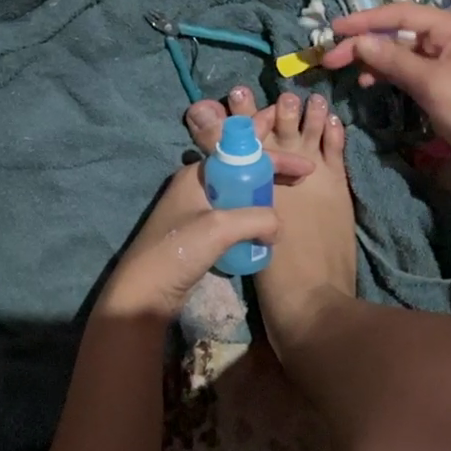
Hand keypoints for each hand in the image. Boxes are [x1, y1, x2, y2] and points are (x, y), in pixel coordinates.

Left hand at [98, 162, 287, 320]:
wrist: (145, 295)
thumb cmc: (177, 252)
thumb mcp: (221, 227)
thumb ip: (258, 218)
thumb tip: (277, 227)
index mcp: (196, 174)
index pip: (243, 155)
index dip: (277, 159)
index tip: (306, 169)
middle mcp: (196, 188)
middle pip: (243, 174)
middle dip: (272, 179)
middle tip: (300, 186)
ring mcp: (196, 213)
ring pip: (240, 200)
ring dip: (263, 205)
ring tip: (285, 214)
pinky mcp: (199, 237)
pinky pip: (233, 222)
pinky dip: (251, 225)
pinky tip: (265, 236)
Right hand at [320, 3, 450, 180]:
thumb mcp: (430, 82)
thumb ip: (393, 59)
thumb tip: (359, 42)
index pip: (401, 15)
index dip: (365, 20)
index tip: (334, 29)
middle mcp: (449, 36)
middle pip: (398, 32)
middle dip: (364, 43)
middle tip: (330, 58)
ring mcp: (446, 59)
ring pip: (400, 52)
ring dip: (373, 59)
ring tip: (344, 69)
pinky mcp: (441, 81)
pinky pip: (408, 70)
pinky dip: (388, 73)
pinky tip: (368, 81)